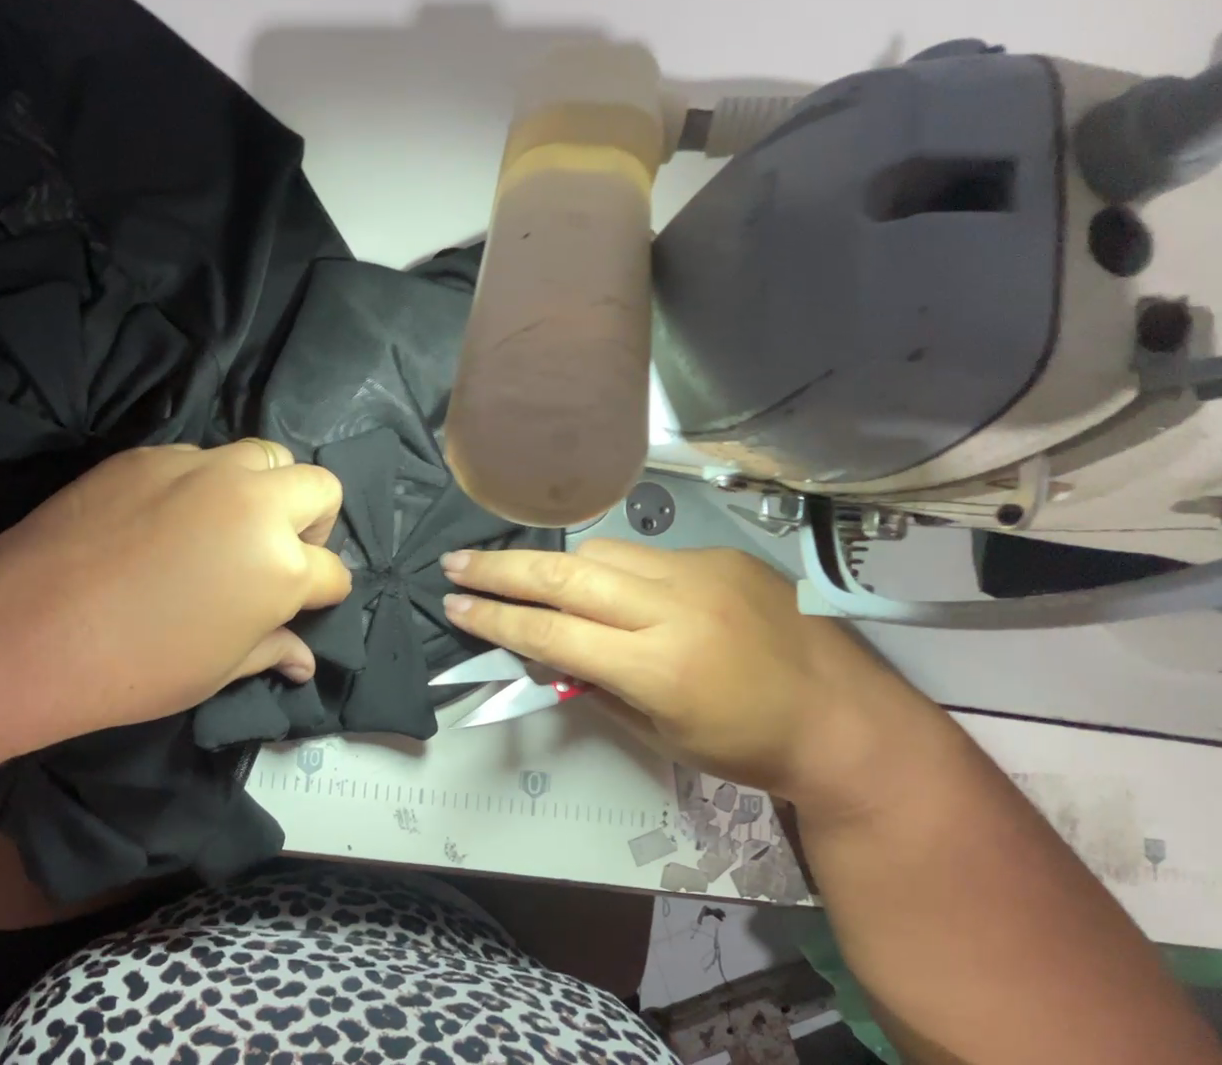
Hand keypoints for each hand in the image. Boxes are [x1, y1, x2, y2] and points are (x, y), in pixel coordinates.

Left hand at [0, 440, 350, 745]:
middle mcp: (254, 503)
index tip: (299, 606)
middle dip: (312, 522)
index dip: (321, 593)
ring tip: (228, 524)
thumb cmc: (134, 668)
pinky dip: (203, 484)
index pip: (333, 571)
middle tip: (276, 554)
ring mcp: (201, 469)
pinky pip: (200, 458)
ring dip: (263, 488)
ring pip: (263, 455)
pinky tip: (164, 519)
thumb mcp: (213, 672)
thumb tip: (303, 661)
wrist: (32, 626)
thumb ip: (268, 651)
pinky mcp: (152, 455)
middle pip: (319, 488)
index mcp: (281, 566)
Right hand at [440, 540, 933, 814]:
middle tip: (454, 561)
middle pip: (565, 576)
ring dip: (554, 566)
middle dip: (500, 569)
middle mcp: (676, 607)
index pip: (553, 633)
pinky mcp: (722, 556)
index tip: (453, 605)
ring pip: (600, 553)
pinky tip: (608, 590)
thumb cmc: (748, 748)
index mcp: (659, 667)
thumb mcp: (660, 733)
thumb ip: (595, 686)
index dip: (495, 618)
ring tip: (523, 577)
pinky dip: (611, 570)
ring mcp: (702, 573)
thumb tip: (543, 651)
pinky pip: (645, 554)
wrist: (848, 722)